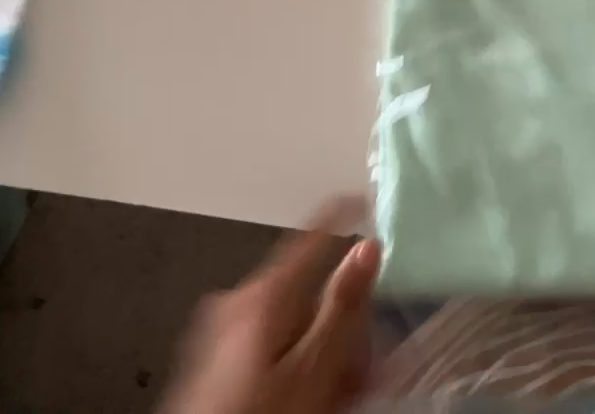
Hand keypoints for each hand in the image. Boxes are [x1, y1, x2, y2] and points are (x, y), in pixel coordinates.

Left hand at [161, 197, 380, 413]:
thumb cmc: (263, 413)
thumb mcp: (314, 368)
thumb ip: (344, 303)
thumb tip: (368, 245)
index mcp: (264, 292)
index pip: (315, 229)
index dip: (350, 211)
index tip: (376, 202)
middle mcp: (240, 300)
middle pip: (310, 283)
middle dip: (347, 313)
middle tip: (372, 350)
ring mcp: (225, 330)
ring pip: (296, 316)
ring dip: (330, 340)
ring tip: (352, 383)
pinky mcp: (218, 360)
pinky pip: (274, 340)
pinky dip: (303, 355)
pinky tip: (320, 389)